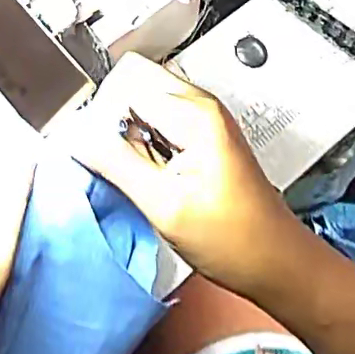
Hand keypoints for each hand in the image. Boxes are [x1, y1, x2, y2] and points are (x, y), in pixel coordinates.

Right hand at [51, 54, 308, 297]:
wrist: (275, 262)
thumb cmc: (234, 239)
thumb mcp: (164, 206)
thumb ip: (117, 164)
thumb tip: (79, 138)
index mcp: (195, 111)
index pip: (125, 92)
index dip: (104, 122)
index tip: (98, 153)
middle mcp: (201, 104)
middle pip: (134, 95)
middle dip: (117, 128)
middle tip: (123, 169)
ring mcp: (202, 118)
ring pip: (143, 112)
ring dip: (131, 140)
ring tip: (145, 177)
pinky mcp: (201, 135)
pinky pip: (157, 127)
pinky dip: (146, 149)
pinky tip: (154, 177)